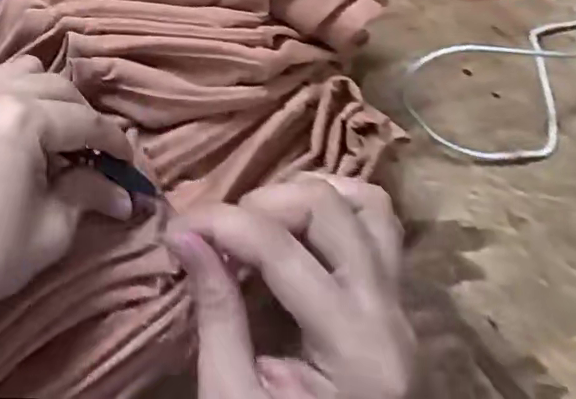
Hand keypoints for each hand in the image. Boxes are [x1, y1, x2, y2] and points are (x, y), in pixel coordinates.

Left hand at [0, 55, 137, 328]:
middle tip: (99, 158)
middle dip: (86, 119)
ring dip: (51, 96)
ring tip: (59, 137)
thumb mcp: (52, 226)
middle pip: (60, 88)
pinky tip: (19, 115)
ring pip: (27, 70)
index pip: (86, 120)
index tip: (132, 168)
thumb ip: (89, 194)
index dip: (115, 144)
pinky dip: (13, 84)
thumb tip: (123, 193)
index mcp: (24, 117)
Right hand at [166, 174, 412, 398]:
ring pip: (366, 204)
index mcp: (356, 351)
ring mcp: (402, 308)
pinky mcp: (396, 304)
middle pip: (326, 207)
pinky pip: (378, 226)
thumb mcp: (232, 394)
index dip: (215, 222)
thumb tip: (180, 233)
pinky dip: (332, 207)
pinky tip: (291, 226)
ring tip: (257, 223)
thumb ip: (215, 310)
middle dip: (257, 204)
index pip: (277, 245)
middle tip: (219, 234)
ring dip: (299, 196)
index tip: (173, 231)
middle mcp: (392, 318)